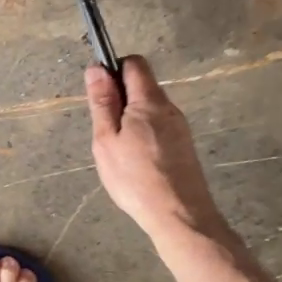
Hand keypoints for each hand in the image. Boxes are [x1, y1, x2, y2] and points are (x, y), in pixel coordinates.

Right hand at [86, 57, 228, 246]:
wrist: (180, 217)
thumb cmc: (135, 178)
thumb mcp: (107, 140)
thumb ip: (102, 102)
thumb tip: (96, 68)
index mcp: (149, 101)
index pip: (134, 63)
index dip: (114, 68)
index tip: (100, 94)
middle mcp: (169, 108)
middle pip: (142, 85)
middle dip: (120, 97)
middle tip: (105, 130)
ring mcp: (180, 127)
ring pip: (150, 108)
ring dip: (131, 117)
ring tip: (119, 150)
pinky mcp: (184, 146)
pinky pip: (159, 125)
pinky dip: (143, 132)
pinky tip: (136, 160)